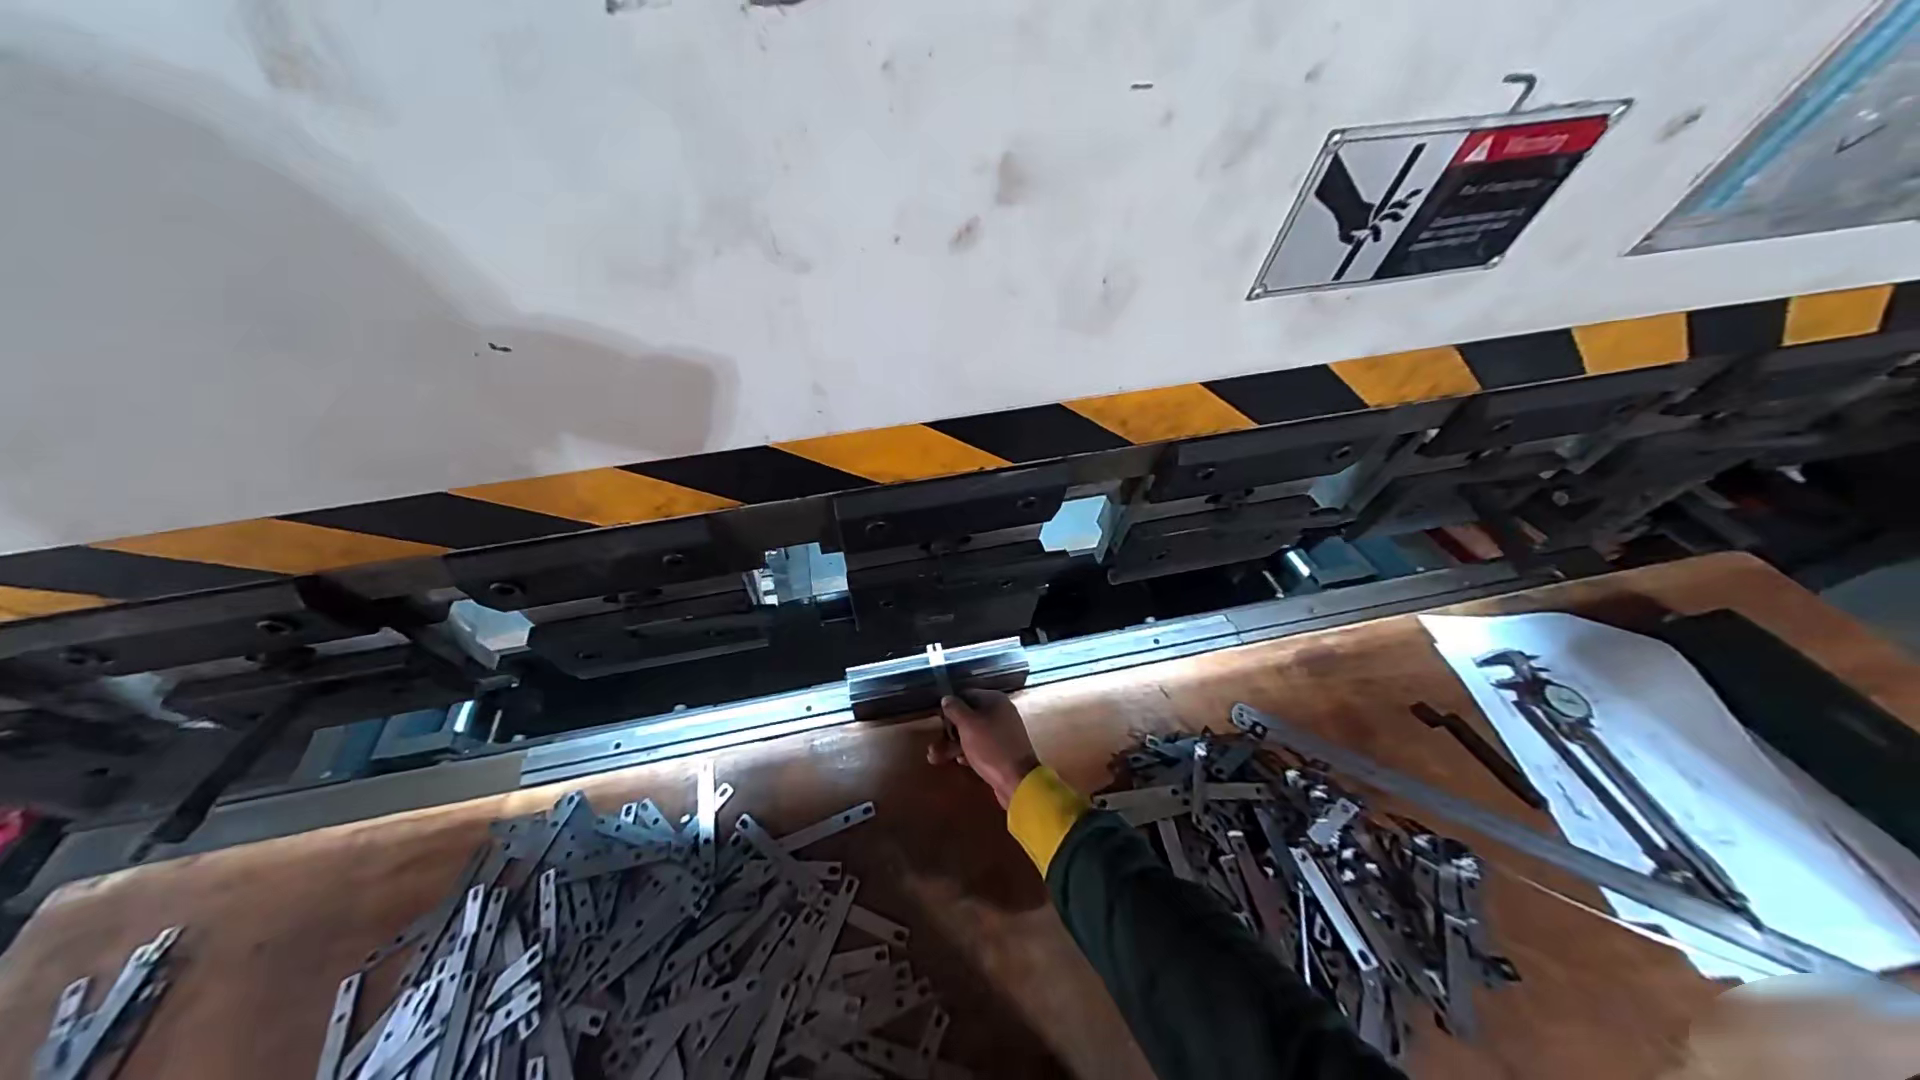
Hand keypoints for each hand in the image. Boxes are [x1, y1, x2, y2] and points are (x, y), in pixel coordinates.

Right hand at [925, 689, 1041, 807]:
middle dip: (949, 731)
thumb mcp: (968, 725)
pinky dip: (968, 752)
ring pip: (972, 733)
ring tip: (934, 758)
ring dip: (953, 745)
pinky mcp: (1002, 750)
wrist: (1017, 780)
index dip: (950, 707)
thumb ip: (955, 709)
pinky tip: (959, 762)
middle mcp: (1000, 712)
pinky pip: (981, 746)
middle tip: (934, 745)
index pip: (966, 695)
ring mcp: (1002, 732)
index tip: (939, 721)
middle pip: (968, 716)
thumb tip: (947, 698)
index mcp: (994, 700)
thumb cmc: (990, 747)